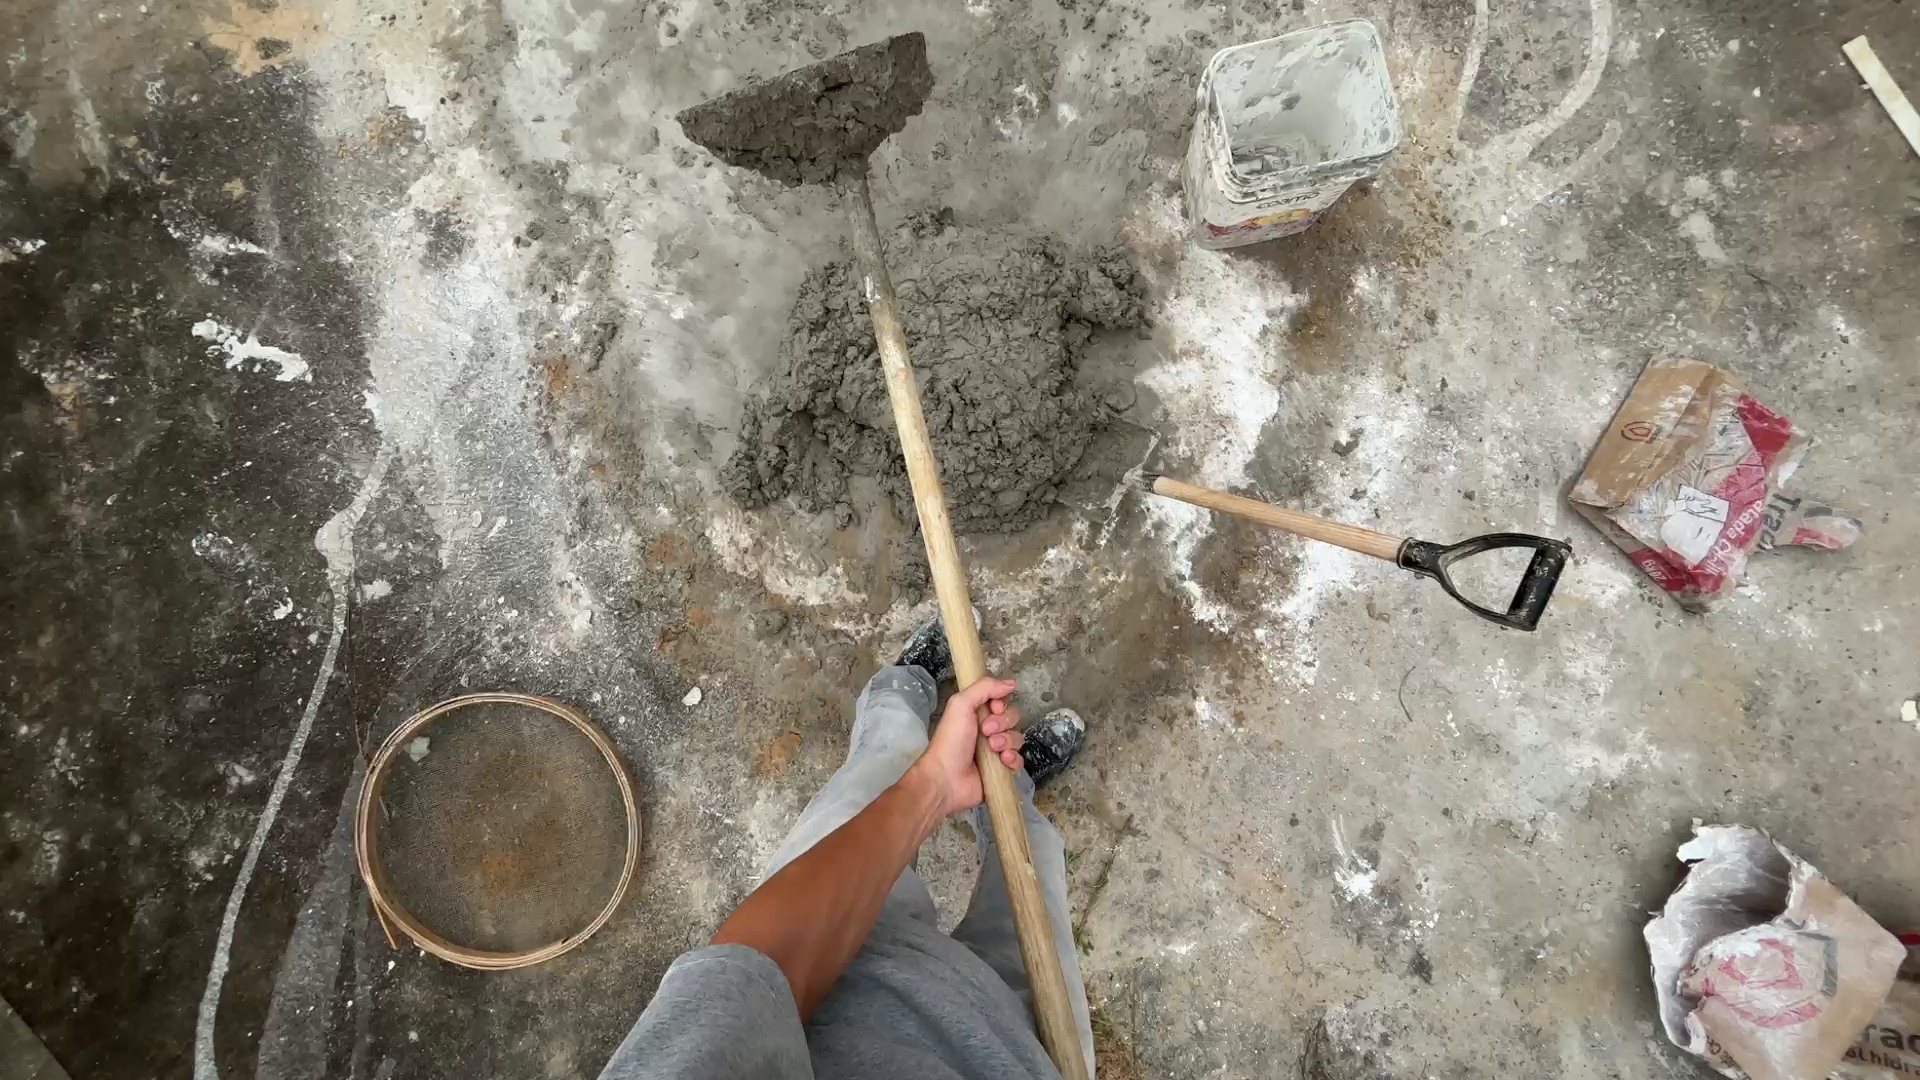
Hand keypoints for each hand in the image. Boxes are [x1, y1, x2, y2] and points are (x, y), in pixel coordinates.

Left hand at [912, 676, 1023, 816]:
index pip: (1002, 700)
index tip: (994, 708)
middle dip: (1003, 723)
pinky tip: (1003, 761)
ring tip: (992, 748)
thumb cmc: (951, 740)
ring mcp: (995, 750)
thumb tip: (1011, 683)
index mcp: (977, 713)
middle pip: (1012, 717)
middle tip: (986, 731)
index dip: (1002, 703)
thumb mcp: (961, 704)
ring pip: (1017, 738)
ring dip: (1007, 741)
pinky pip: (1018, 760)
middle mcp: (988, 729)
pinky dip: (1013, 759)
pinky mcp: (1001, 770)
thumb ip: (985, 687)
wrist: (946, 779)